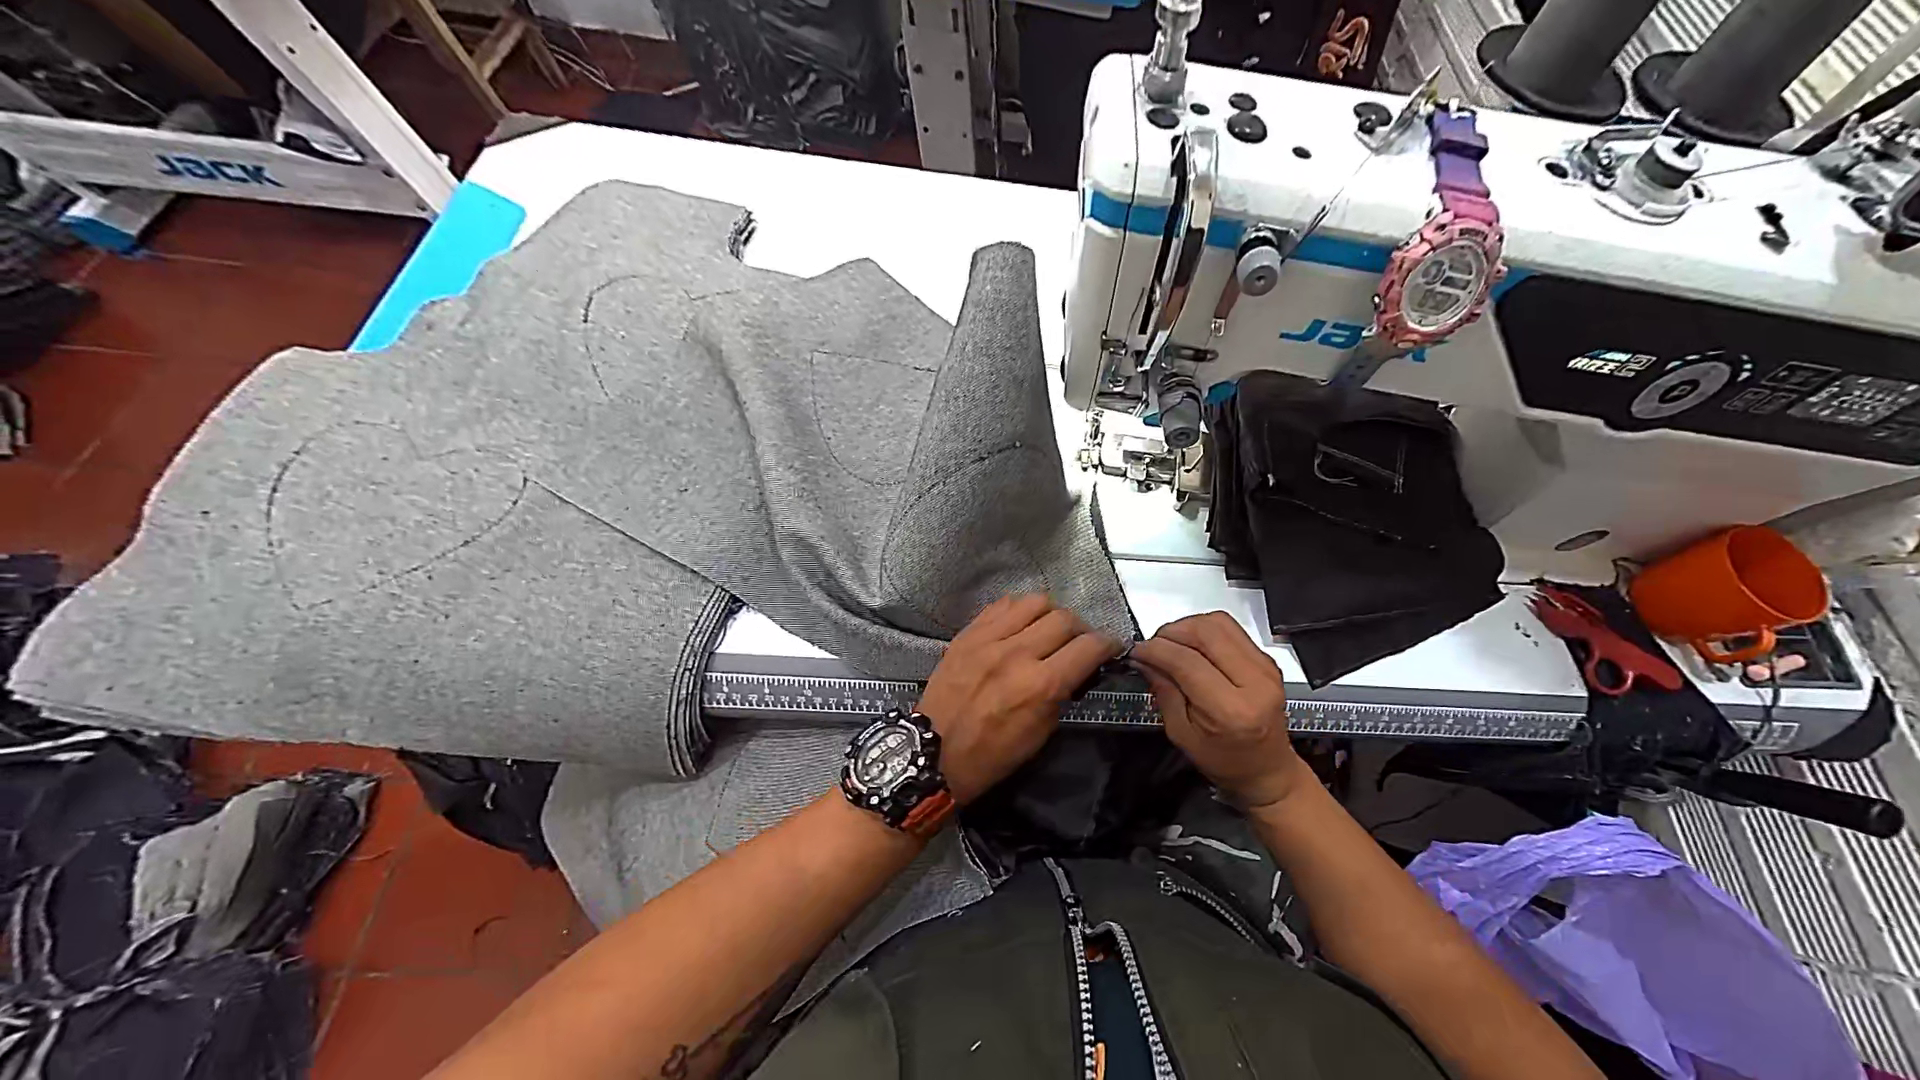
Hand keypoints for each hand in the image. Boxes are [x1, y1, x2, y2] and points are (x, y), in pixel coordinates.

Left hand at [917, 594, 1120, 804]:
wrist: (934, 753)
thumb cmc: (992, 754)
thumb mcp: (1041, 733)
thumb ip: (1062, 693)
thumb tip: (1076, 668)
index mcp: (1041, 685)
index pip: (1088, 647)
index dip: (1108, 644)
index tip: (1110, 647)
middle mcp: (1017, 653)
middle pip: (1064, 618)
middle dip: (1081, 629)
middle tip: (1078, 642)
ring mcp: (989, 639)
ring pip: (1035, 602)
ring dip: (1050, 613)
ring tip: (1048, 629)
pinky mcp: (968, 634)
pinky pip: (1002, 605)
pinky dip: (1019, 611)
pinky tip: (1020, 625)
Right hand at [1131, 612, 1310, 809]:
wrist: (1267, 770)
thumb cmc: (1225, 761)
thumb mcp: (1181, 734)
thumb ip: (1163, 692)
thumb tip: (1144, 659)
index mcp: (1232, 710)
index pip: (1187, 662)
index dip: (1156, 650)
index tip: (1137, 651)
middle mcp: (1255, 683)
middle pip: (1205, 632)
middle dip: (1170, 633)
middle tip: (1152, 647)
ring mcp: (1265, 667)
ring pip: (1218, 623)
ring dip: (1187, 627)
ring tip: (1171, 645)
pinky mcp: (1266, 660)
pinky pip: (1230, 629)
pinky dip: (1203, 631)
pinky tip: (1191, 646)